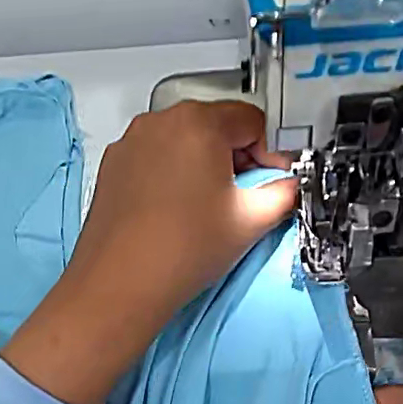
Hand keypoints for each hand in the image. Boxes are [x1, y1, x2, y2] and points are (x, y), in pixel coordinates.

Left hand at [3, 101, 296, 403]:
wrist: (120, 283)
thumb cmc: (188, 248)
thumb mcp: (251, 221)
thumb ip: (284, 193)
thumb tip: (290, 185)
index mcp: (199, 123)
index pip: (252, 120)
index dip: (268, 153)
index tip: (267, 184)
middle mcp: (160, 120)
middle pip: (215, 125)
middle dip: (235, 156)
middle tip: (238, 198)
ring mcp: (131, 141)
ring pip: (183, 140)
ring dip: (202, 163)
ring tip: (203, 207)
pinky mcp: (112, 164)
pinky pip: (154, 156)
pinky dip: (170, 173)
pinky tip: (171, 211)